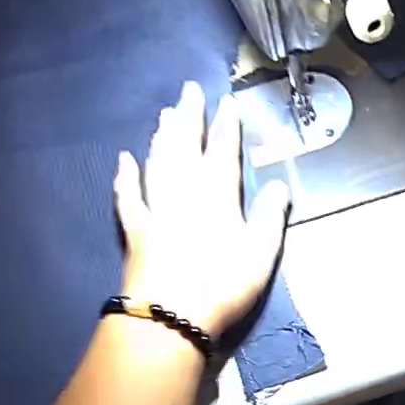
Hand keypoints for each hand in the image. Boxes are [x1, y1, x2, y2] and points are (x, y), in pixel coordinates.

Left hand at [115, 81, 291, 335]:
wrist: (172, 314)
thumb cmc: (223, 285)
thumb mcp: (261, 254)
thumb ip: (269, 216)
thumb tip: (280, 186)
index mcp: (218, 196)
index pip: (223, 152)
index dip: (227, 127)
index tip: (228, 103)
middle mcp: (184, 192)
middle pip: (185, 146)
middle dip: (190, 117)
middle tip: (189, 90)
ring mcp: (156, 208)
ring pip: (158, 162)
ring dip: (162, 136)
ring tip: (165, 115)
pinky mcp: (136, 229)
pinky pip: (129, 195)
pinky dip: (126, 175)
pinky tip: (124, 159)